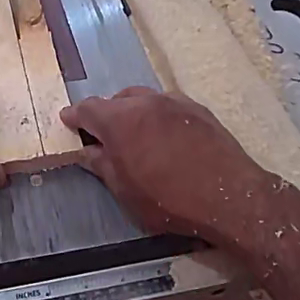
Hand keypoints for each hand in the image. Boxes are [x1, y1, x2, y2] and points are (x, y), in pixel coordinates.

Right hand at [60, 88, 278, 245]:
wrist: (231, 197)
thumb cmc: (171, 200)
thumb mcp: (125, 192)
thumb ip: (102, 166)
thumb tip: (88, 151)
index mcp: (120, 121)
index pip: (88, 108)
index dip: (75, 116)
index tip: (68, 121)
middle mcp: (146, 103)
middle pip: (116, 100)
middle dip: (105, 114)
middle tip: (102, 136)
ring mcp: (175, 102)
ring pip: (143, 99)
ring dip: (132, 112)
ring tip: (133, 134)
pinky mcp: (198, 110)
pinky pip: (167, 105)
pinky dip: (156, 115)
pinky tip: (162, 134)